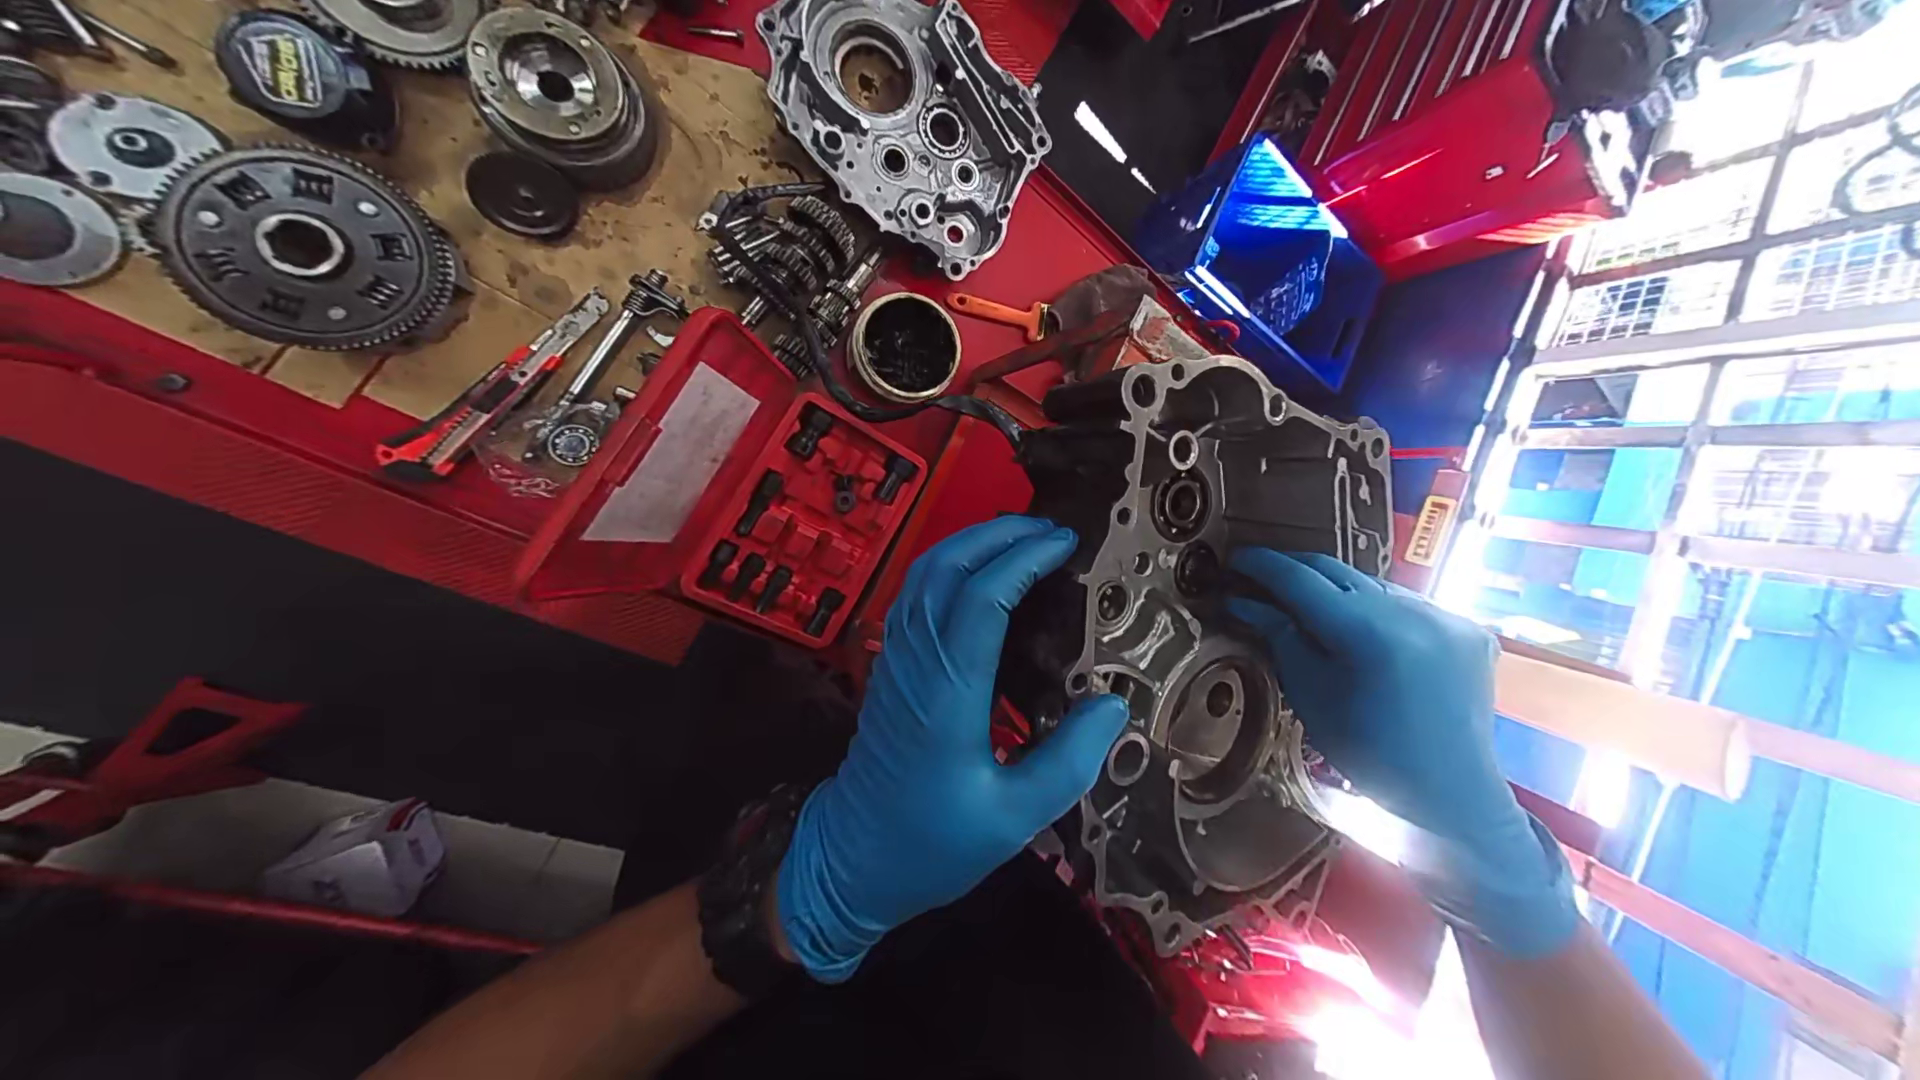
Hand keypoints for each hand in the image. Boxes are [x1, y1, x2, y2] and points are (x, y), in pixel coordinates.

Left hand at [777, 517, 1128, 981]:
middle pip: (946, 568)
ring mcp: (895, 657)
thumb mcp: (1013, 819)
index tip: (1065, 543)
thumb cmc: (931, 842)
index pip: (981, 597)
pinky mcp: (890, 664)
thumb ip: (1069, 761)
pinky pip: (915, 595)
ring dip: (970, 543)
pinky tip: (977, 573)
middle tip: (1049, 529)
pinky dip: (949, 566)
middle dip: (997, 536)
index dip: (1023, 560)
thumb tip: (1114, 703)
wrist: (852, 858)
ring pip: (924, 574)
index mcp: (948, 691)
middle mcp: (916, 659)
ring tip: (1020, 539)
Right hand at [1226, 549, 1577, 956]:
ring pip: (1370, 583)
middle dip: (1293, 570)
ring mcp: (1445, 616)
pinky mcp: (1467, 626)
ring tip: (1308, 607)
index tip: (1234, 559)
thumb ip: (1279, 635)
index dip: (1262, 566)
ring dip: (1334, 589)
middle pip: (1335, 570)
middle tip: (1259, 578)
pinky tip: (1362, 632)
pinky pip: (1404, 603)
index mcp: (1366, 633)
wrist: (1450, 793)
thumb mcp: (1309, 692)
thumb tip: (1241, 600)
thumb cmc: (1366, 751)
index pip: (1300, 580)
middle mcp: (1410, 612)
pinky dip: (1374, 609)